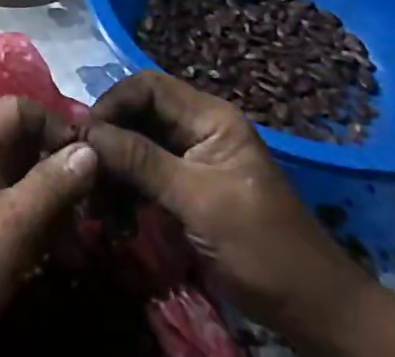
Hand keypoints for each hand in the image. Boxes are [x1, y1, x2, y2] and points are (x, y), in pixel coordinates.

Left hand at [0, 97, 97, 356]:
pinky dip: (44, 228)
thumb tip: (91, 148)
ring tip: (80, 243)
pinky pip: (19, 213)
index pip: (19, 108)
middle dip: (62, 170)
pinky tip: (64, 258)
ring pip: (27, 181)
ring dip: (58, 206)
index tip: (86, 157)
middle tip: (93, 203)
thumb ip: (54, 182)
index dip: (53, 123)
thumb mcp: (14, 222)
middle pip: (26, 144)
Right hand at [86, 71, 370, 343]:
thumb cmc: (262, 247)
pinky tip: (112, 215)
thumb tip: (88, 132)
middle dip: (108, 138)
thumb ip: (143, 161)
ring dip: (113, 168)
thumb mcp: (199, 201)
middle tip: (82, 171)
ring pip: (136, 145)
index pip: (148, 86)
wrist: (312, 309)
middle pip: (138, 114)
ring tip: (95, 200)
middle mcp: (198, 129)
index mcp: (210, 117)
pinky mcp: (185, 190)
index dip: (112, 103)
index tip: (84, 136)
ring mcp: (191, 160)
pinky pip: (144, 175)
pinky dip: (125, 190)